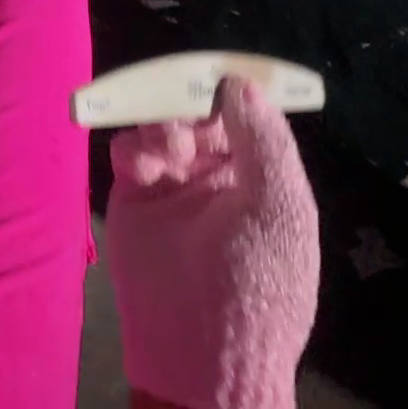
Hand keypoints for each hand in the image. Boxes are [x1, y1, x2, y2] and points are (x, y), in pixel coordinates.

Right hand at [106, 78, 319, 408]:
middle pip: (197, 113)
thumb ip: (261, 143)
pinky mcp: (132, 190)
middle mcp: (218, 172)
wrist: (199, 339)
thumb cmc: (256, 278)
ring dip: (163, 124)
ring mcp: (173, 180)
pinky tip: (145, 164)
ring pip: (161, 124)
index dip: (234, 90)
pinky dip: (135, 145)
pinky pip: (129, 149)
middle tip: (184, 108)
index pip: (247, 116)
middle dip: (189, 105)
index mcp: (261, 176)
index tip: (218, 69)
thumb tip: (240, 84)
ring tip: (168, 145)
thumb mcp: (278, 209)